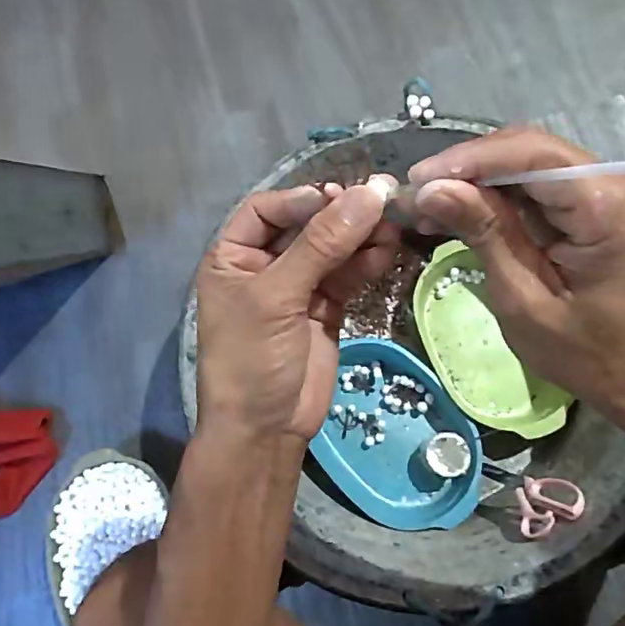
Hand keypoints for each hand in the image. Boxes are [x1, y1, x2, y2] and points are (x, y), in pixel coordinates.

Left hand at [196, 176, 400, 439]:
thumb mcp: (277, 298)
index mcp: (232, 257)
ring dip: (361, 237)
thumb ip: (320, 246)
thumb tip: (368, 195)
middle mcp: (264, 267)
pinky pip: (347, 277)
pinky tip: (386, 251)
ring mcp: (297, 289)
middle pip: (306, 226)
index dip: (303, 199)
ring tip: (392, 226)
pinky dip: (366, 264)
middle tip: (382, 200)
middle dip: (341, 215)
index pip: (267, 209)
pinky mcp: (325, 310)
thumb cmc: (251, 359)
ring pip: (333, 250)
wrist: (266, 429)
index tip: (341, 195)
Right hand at [408, 127, 624, 405]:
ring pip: (531, 162)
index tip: (419, 179)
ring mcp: (615, 186)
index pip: (536, 157)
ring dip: (478, 180)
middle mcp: (624, 183)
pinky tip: (460, 209)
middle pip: (533, 152)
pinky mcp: (601, 196)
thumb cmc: (578, 351)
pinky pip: (540, 182)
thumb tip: (431, 189)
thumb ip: (484, 234)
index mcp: (613, 209)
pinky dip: (497, 194)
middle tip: (417, 194)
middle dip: (469, 169)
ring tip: (429, 205)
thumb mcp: (521, 298)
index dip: (472, 160)